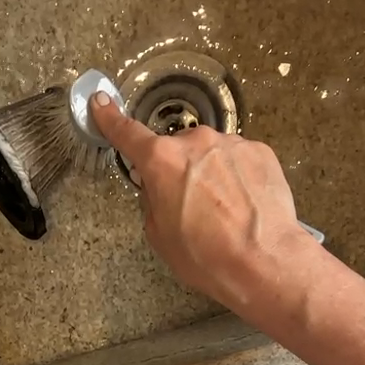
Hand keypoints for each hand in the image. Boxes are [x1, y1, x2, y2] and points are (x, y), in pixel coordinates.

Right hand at [91, 93, 315, 310]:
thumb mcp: (161, 237)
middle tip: (189, 213)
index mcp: (161, 162)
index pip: (128, 134)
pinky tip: (242, 209)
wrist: (262, 261)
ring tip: (222, 217)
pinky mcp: (259, 151)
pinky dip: (237, 181)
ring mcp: (230, 144)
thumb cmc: (207, 256)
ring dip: (210, 179)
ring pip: (210, 157)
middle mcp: (196, 142)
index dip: (111, 119)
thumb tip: (159, 190)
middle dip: (178, 176)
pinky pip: (237, 161)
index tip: (101, 104)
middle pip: (176, 153)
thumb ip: (152, 202)